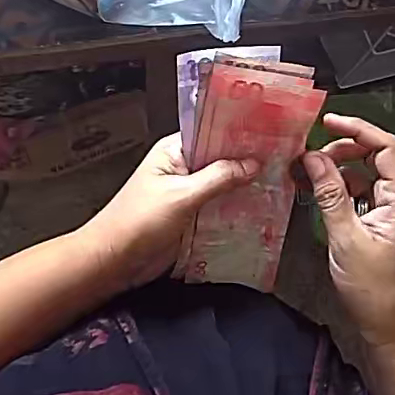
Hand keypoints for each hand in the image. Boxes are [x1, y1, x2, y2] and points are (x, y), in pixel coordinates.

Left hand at [77, 134, 259, 289]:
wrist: (114, 261)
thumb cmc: (135, 223)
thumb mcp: (181, 196)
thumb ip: (218, 178)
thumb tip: (250, 164)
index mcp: (173, 151)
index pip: (212, 132)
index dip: (238, 133)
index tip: (267, 134)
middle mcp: (181, 167)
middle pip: (220, 159)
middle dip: (246, 162)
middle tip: (280, 160)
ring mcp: (187, 192)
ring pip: (222, 184)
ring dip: (243, 187)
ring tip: (277, 184)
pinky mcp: (191, 215)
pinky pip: (219, 207)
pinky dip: (235, 209)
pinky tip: (258, 210)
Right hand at [301, 113, 394, 347]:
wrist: (390, 330)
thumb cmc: (373, 288)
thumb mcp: (345, 237)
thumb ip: (329, 193)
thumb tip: (311, 157)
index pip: (386, 147)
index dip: (357, 129)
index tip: (326, 122)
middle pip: (376, 156)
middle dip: (343, 149)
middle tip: (311, 156)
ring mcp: (392, 212)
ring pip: (366, 174)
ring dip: (338, 169)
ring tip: (309, 174)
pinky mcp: (381, 224)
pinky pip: (361, 193)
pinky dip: (340, 187)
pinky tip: (319, 192)